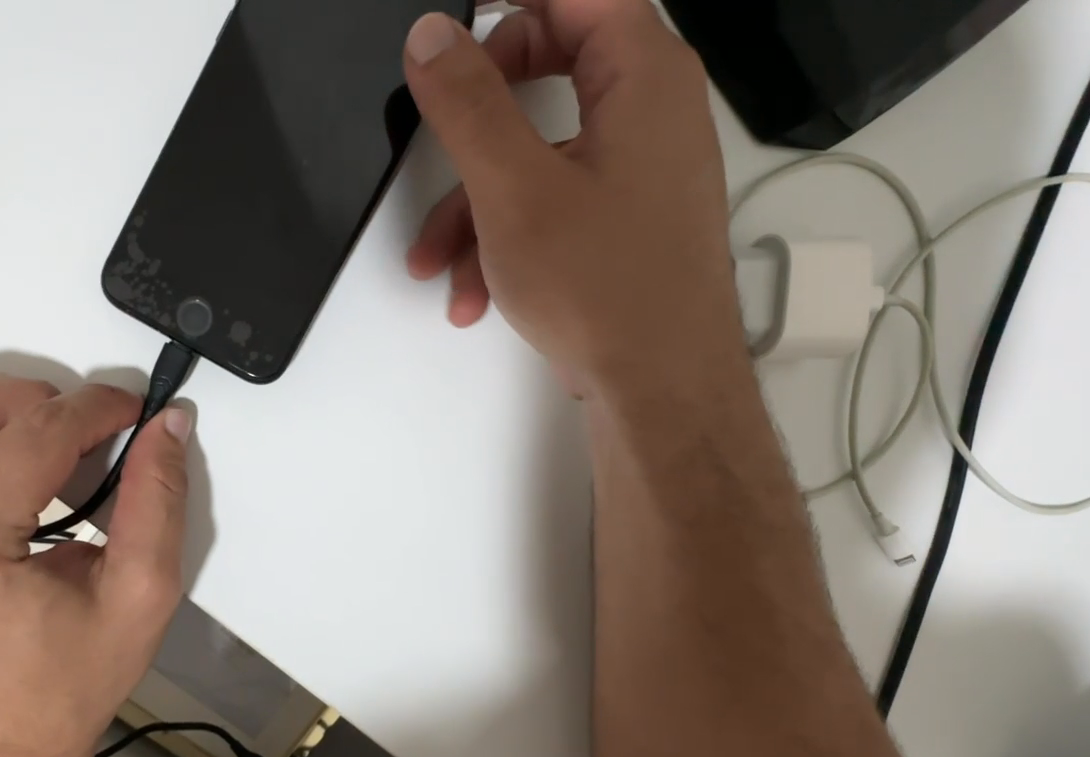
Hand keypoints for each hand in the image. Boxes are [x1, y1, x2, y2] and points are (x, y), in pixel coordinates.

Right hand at [403, 1, 743, 396]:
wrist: (657, 386)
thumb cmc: (603, 287)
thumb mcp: (513, 190)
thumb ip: (468, 105)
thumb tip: (432, 36)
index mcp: (643, 77)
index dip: (511, 7)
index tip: (455, 34)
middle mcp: (651, 114)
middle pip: (552, 67)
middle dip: (477, 121)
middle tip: (440, 132)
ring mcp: (637, 173)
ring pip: (540, 155)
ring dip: (475, 206)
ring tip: (435, 265)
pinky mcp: (621, 225)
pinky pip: (554, 205)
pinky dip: (506, 239)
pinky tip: (473, 293)